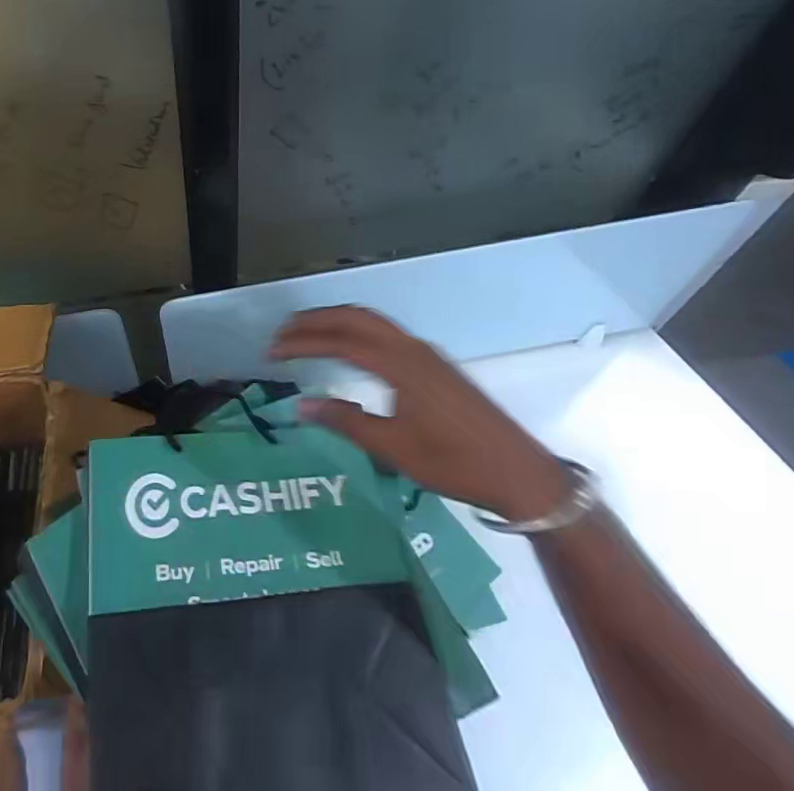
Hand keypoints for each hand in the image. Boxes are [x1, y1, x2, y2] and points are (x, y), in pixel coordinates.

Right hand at [270, 305, 568, 520]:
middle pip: (355, 318)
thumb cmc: (456, 464)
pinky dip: (355, 332)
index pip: (339, 342)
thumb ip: (345, 421)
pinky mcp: (436, 366)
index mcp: (401, 365)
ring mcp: (428, 356)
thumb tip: (300, 406)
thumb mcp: (394, 448)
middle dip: (314, 321)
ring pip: (373, 322)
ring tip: (305, 336)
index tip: (271, 353)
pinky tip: (346, 350)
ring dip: (335, 323)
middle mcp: (413, 350)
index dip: (300, 343)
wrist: (523, 476)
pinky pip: (386, 334)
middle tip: (281, 334)